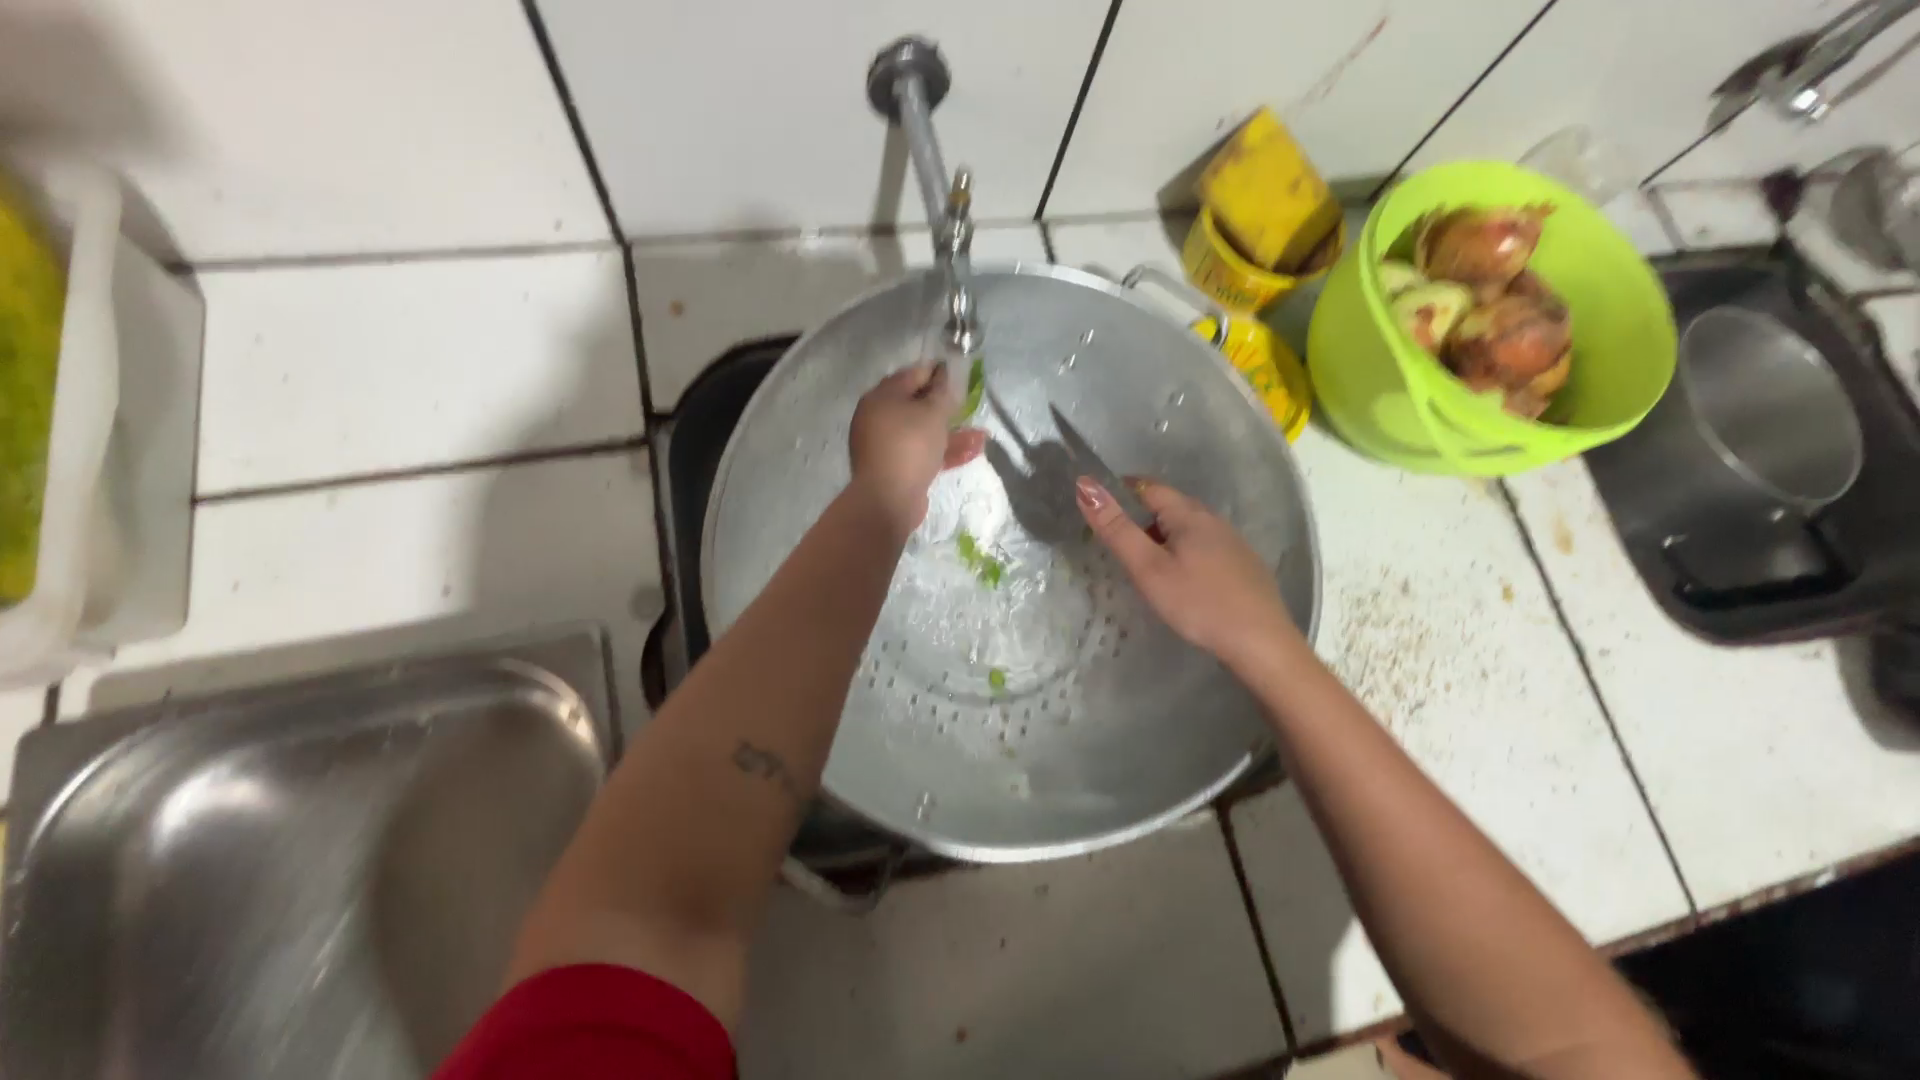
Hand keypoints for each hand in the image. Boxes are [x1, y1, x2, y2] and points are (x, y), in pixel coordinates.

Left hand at [849, 361, 986, 534]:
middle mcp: (878, 417)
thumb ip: (943, 392)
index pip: (913, 374)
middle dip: (946, 406)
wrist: (888, 499)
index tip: (962, 376)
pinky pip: (921, 452)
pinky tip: (971, 452)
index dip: (939, 372)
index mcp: (881, 397)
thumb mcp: (933, 413)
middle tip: (968, 406)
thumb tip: (945, 375)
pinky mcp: (894, 468)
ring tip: (981, 434)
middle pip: (916, 404)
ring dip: (950, 431)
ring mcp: (884, 445)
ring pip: (921, 431)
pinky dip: (942, 451)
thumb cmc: (910, 446)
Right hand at [1074, 475, 1299, 667]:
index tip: (1102, 511)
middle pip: (1170, 507)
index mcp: (1188, 515)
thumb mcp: (1148, 568)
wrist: (1260, 641)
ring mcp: (1233, 543)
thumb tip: (1085, 484)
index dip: (1122, 491)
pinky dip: (1186, 555)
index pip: (1148, 486)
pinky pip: (1206, 549)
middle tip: (1119, 544)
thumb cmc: (1198, 603)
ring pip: (1189, 530)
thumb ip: (1116, 528)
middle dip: (1142, 518)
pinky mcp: (1244, 566)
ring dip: (1165, 539)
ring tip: (1147, 567)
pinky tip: (1183, 583)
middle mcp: (1213, 520)